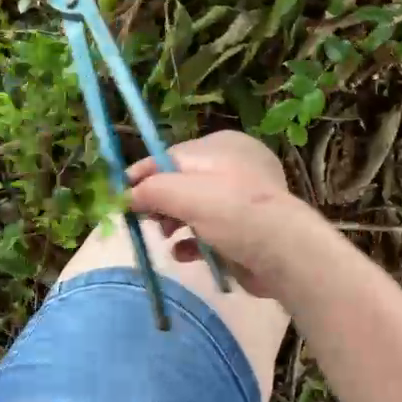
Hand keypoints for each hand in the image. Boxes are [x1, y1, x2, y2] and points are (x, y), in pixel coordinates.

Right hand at [126, 131, 338, 300]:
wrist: (283, 254)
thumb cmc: (233, 212)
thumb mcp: (184, 194)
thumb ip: (150, 191)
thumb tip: (126, 196)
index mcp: (221, 147)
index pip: (170, 156)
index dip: (142, 175)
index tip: (119, 196)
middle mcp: (233, 167)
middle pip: (181, 182)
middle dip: (158, 203)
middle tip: (143, 221)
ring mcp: (241, 200)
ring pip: (193, 208)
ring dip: (173, 224)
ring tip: (165, 238)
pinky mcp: (245, 231)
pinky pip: (209, 232)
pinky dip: (192, 242)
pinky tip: (183, 254)